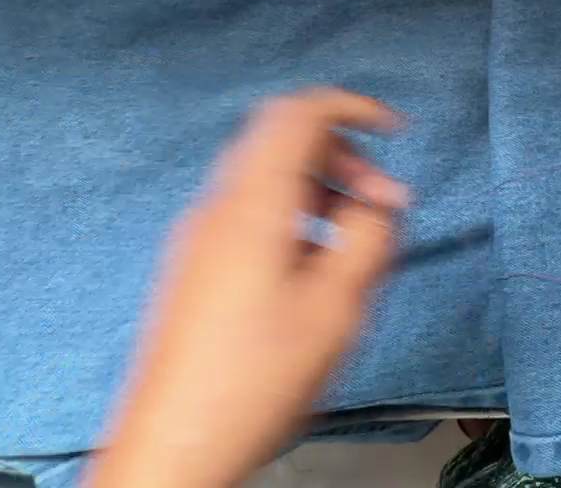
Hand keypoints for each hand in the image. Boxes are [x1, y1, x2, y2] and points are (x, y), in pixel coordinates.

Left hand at [87, 89, 408, 487]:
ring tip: (359, 239)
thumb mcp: (337, 305)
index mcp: (253, 205)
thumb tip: (378, 204)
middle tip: (386, 202)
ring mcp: (201, 236)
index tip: (392, 128)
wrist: (168, 457)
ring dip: (325, 190)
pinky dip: (299, 215)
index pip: (299, 112)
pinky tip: (318, 265)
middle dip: (347, 159)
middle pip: (287, 140)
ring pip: (273, 178)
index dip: (352, 107)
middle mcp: (219, 208)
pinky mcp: (197, 265)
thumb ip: (370, 236)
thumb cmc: (251, 381)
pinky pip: (255, 211)